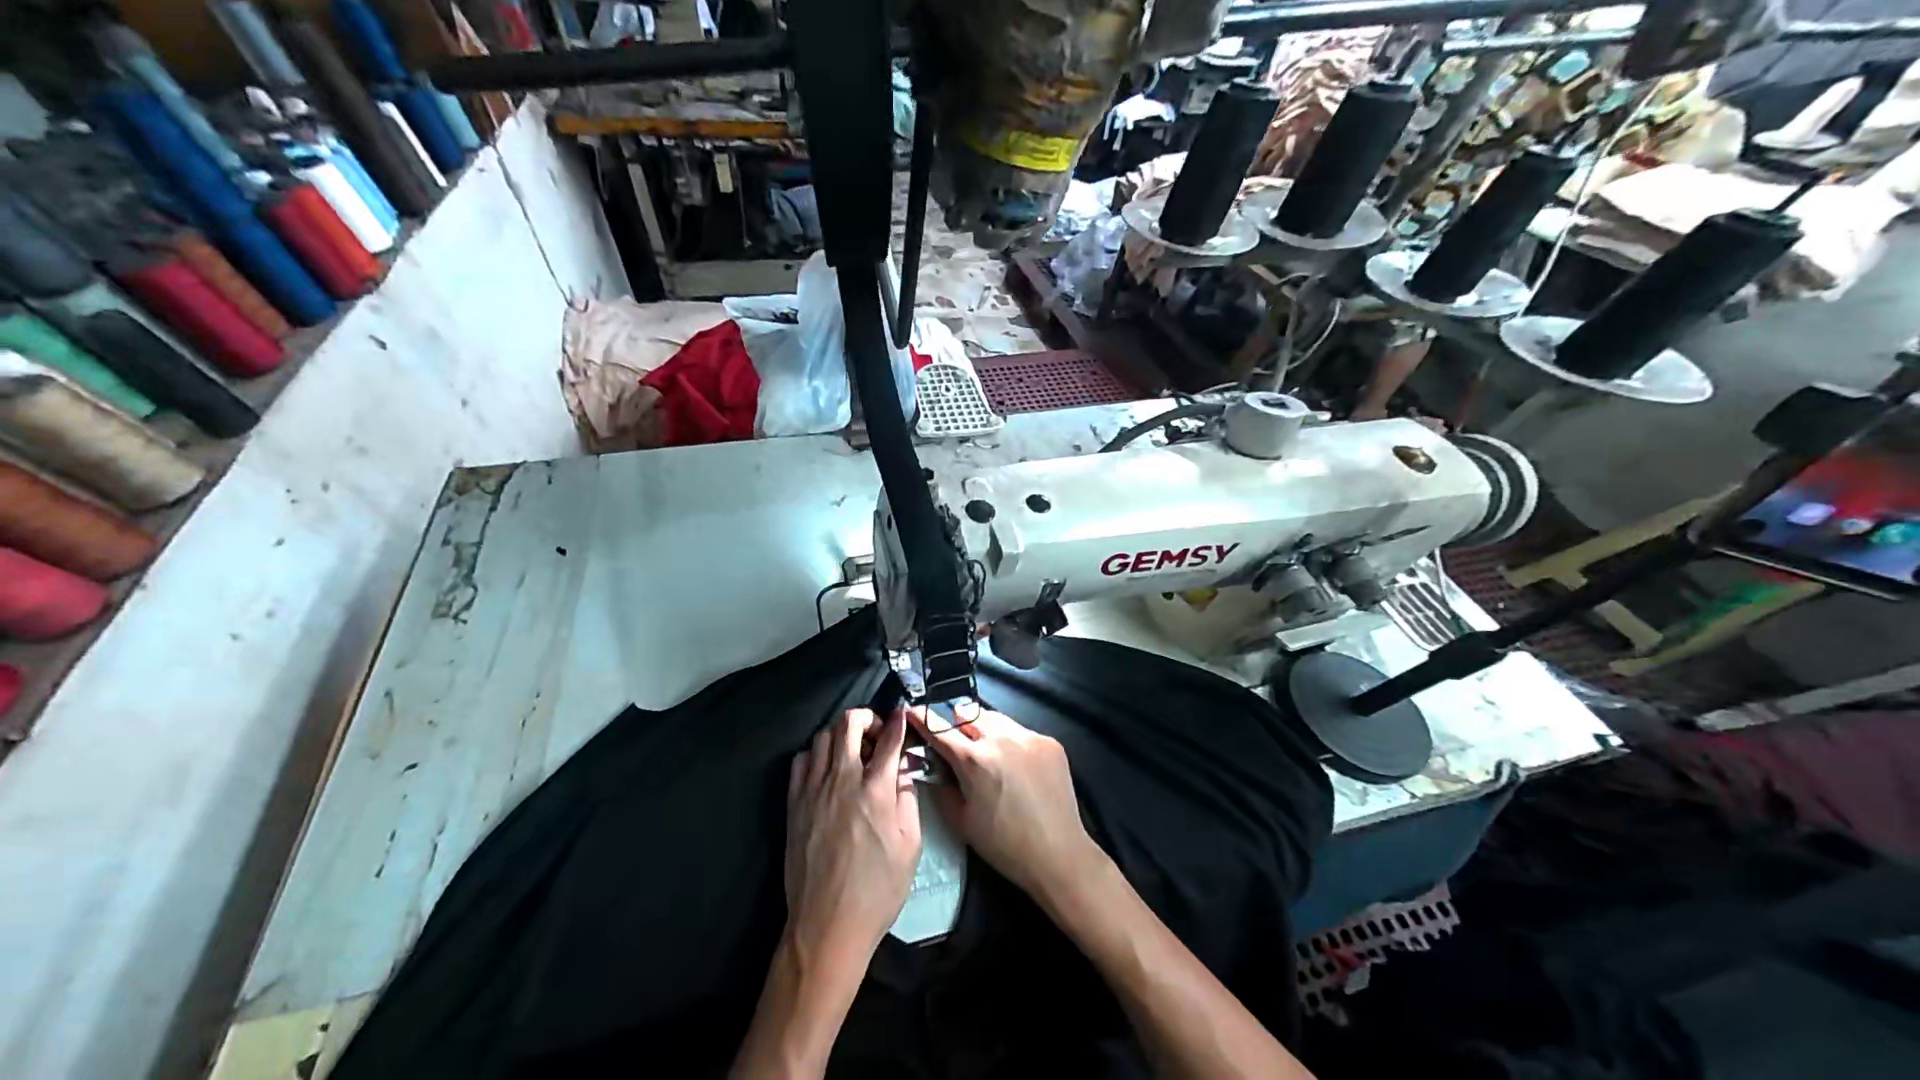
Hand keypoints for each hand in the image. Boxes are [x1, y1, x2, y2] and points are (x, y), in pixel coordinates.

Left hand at [783, 707, 922, 967]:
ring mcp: (813, 790)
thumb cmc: (877, 889)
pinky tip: (828, 770)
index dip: (898, 720)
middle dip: (867, 718)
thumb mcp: (910, 845)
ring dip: (841, 734)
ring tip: (853, 751)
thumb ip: (908, 799)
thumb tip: (902, 772)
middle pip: (848, 724)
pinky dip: (817, 755)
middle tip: (878, 734)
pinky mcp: (794, 803)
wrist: (827, 924)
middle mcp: (842, 780)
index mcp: (875, 790)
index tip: (902, 713)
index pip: (889, 739)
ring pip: (822, 737)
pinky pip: (801, 761)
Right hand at [906, 707, 1104, 902]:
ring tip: (987, 753)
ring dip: (984, 729)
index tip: (911, 711)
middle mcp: (1001, 739)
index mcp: (975, 760)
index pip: (940, 729)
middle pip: (968, 714)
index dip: (922, 719)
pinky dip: (1011, 742)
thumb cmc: (1003, 844)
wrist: (1057, 854)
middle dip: (956, 723)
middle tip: (956, 741)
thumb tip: (928, 763)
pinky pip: (1020, 731)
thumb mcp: (960, 820)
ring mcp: (1028, 737)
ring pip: (995, 718)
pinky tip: (1015, 765)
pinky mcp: (1049, 742)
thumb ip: (940, 785)